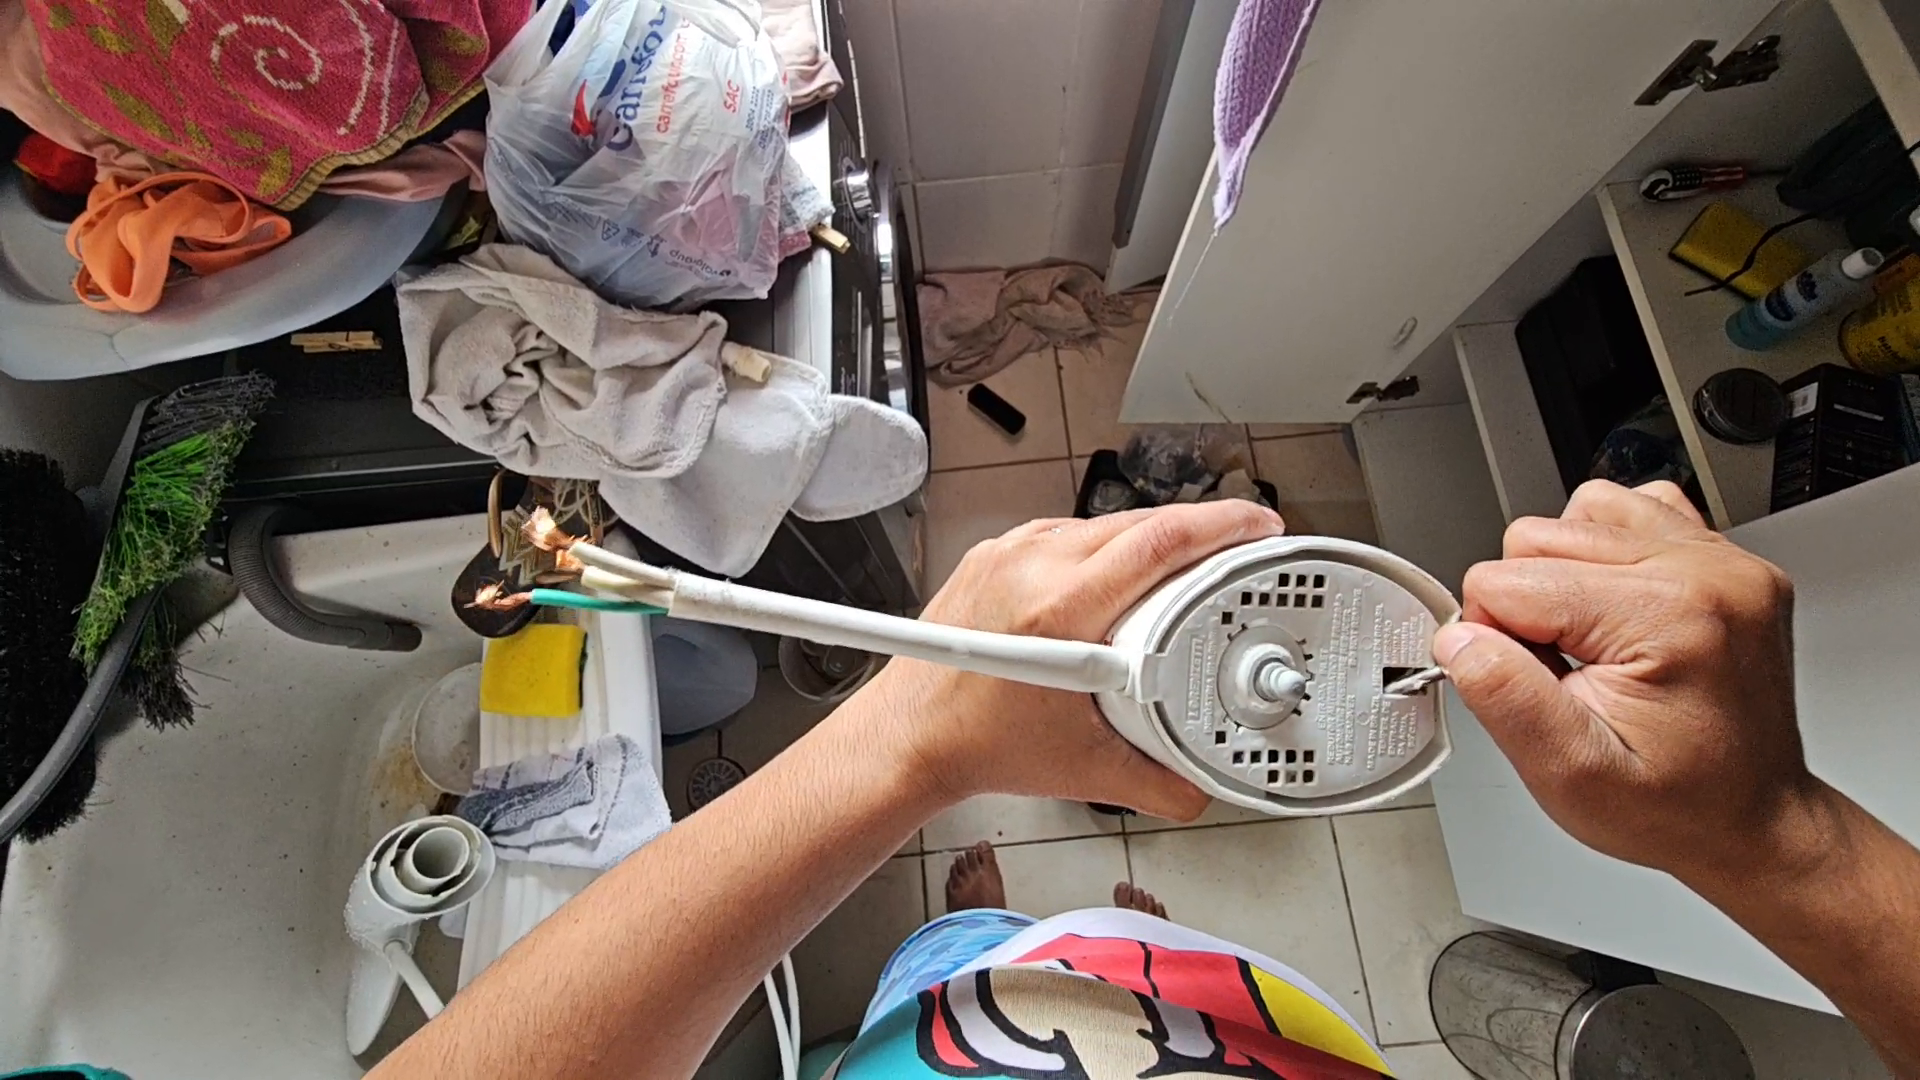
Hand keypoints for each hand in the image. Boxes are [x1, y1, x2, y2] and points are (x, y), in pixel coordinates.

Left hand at [851, 501, 1287, 820]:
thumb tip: (1199, 788)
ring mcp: (1006, 554)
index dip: (1219, 524)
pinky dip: (1099, 543)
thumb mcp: (1083, 768)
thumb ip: (1157, 782)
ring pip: (1098, 522)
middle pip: (1136, 523)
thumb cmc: (978, 743)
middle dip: (1195, 531)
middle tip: (1230, 551)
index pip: (1158, 542)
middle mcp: (1031, 566)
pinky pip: (1061, 531)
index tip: (1255, 525)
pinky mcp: (990, 555)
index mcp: (1060, 608)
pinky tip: (1113, 569)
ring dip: (1145, 536)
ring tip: (1177, 564)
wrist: (909, 734)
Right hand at [1436, 480, 1818, 887]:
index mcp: (1667, 616)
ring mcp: (1716, 558)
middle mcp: (1703, 571)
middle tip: (1561, 665)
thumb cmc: (1671, 804)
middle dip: (1521, 604)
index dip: (1493, 636)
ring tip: (1585, 636)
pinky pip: (1617, 510)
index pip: (1501, 581)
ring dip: (1552, 575)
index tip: (1535, 680)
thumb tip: (1457, 638)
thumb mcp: (1567, 770)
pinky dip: (1591, 551)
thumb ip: (1502, 695)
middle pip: (1530, 541)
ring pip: (1564, 519)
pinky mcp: (1714, 556)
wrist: (1750, 821)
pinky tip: (1607, 602)